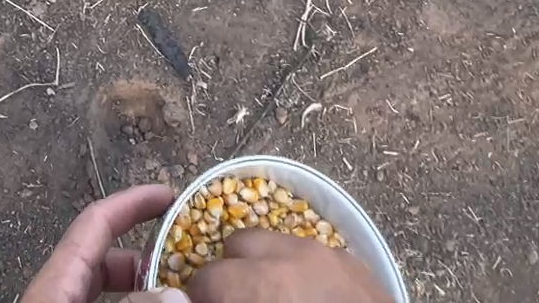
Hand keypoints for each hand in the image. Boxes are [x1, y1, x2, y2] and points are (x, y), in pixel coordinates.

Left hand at [19, 183, 175, 302]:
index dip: (133, 201)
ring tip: (176, 288)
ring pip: (104, 288)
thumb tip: (174, 294)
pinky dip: (127, 301)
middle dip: (145, 250)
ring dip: (140, 282)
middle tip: (183, 253)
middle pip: (103, 254)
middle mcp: (55, 290)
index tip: (168, 194)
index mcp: (53, 280)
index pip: (96, 221)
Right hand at [186, 228, 393, 302]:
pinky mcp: (351, 260)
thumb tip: (188, 299)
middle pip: (235, 247)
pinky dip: (296, 269)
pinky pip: (307, 250)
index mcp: (263, 287)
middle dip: (229, 277)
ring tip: (270, 298)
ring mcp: (324, 253)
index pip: (207, 280)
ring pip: (272, 241)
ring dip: (261, 266)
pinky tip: (306, 299)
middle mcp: (290, 258)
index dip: (201, 299)